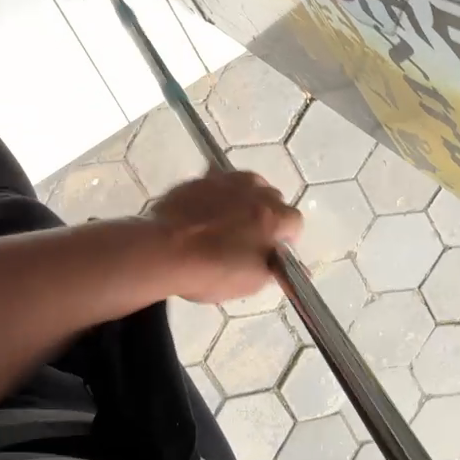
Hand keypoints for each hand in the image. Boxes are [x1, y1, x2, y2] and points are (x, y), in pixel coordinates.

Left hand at [146, 171, 301, 303]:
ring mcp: (222, 180)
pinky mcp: (197, 179)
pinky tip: (207, 210)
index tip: (272, 251)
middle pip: (272, 197)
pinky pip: (217, 182)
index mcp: (271, 216)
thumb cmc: (213, 270)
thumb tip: (285, 263)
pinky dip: (219, 193)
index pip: (295, 221)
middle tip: (251, 236)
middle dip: (268, 214)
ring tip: (232, 219)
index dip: (286, 238)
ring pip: (246, 183)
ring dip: (246, 198)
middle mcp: (251, 191)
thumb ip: (274, 267)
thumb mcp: (253, 280)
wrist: (165, 249)